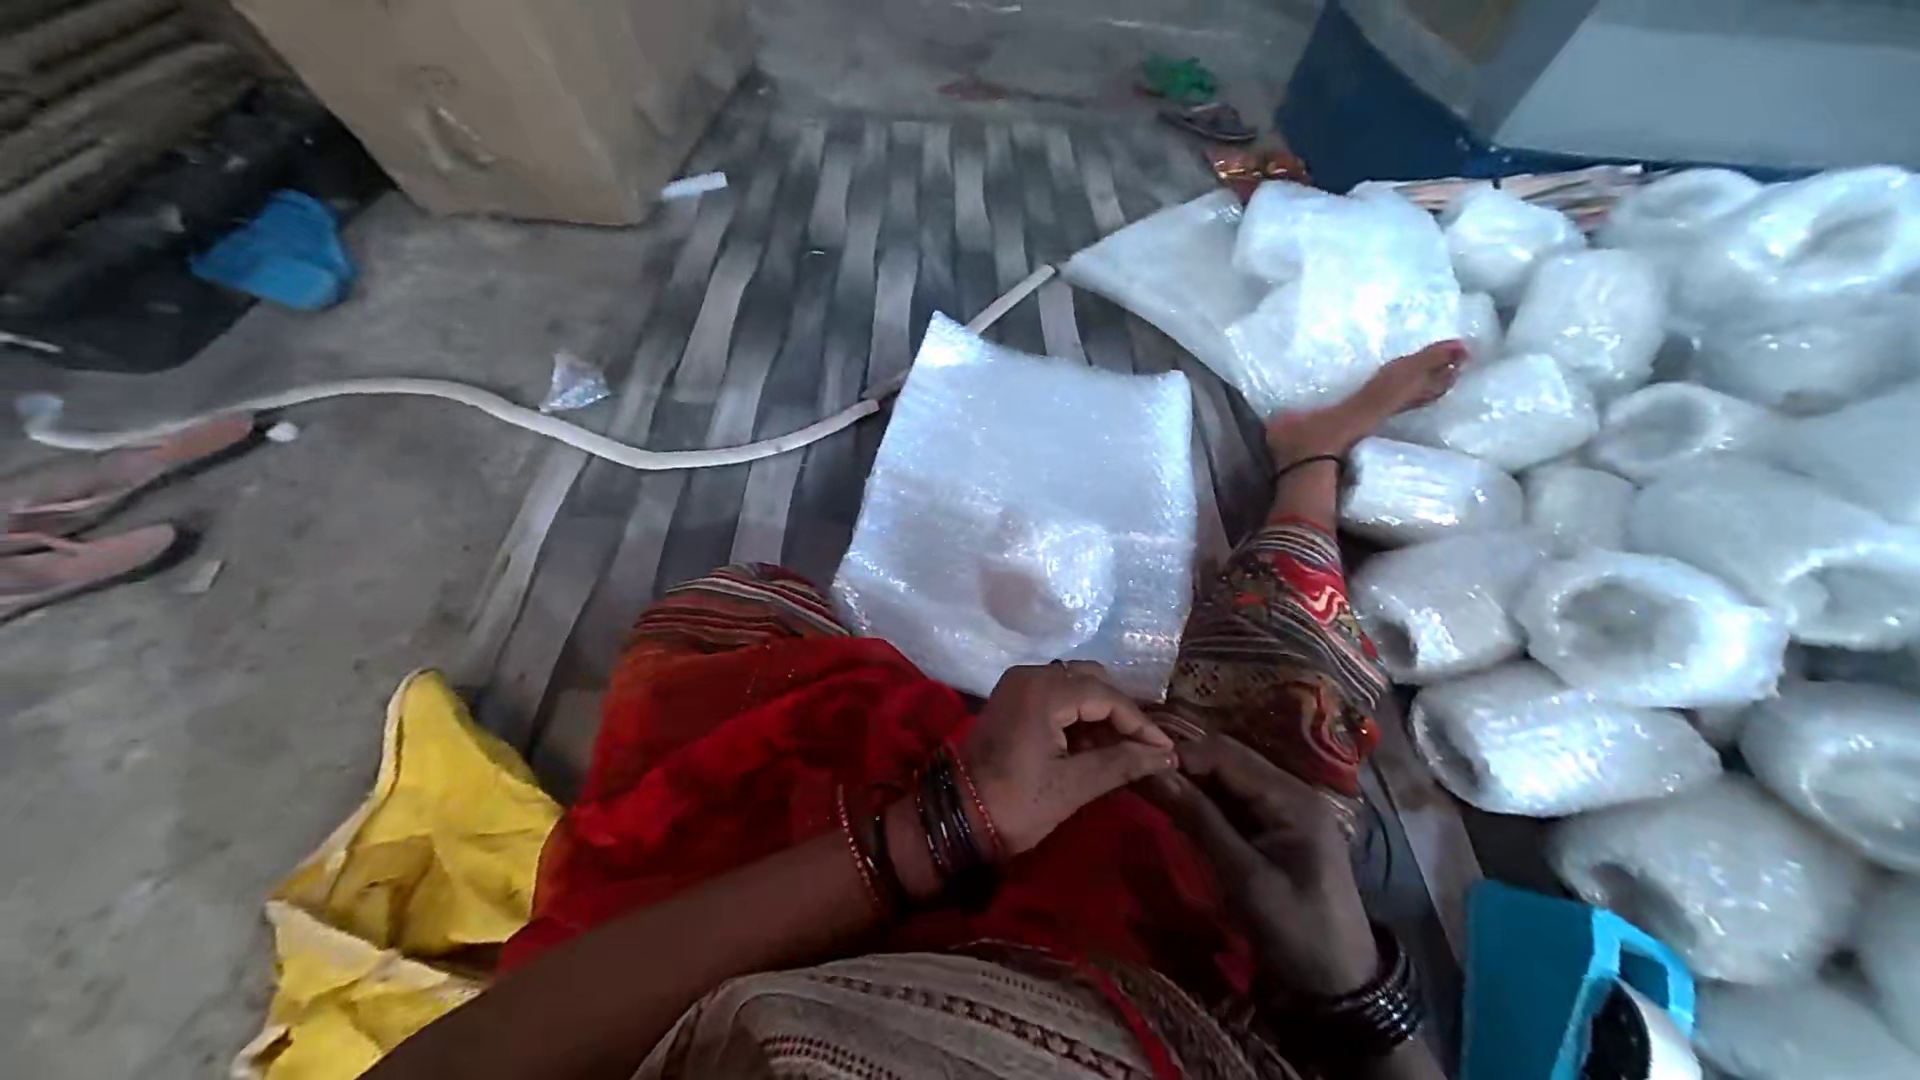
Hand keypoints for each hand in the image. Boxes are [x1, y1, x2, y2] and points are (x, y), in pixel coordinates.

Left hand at [958, 661, 1177, 855]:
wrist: (957, 815)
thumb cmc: (1016, 803)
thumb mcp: (1073, 785)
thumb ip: (1122, 763)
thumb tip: (1166, 755)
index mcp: (1043, 691)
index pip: (1106, 695)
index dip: (1140, 722)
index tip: (1165, 750)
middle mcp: (1030, 675)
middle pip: (1091, 679)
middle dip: (1120, 712)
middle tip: (1143, 748)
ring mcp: (1017, 684)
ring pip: (1074, 684)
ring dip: (1099, 713)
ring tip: (1121, 751)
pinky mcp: (1012, 697)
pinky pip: (1055, 694)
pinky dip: (1077, 714)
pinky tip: (1092, 745)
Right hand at [1143, 735, 1379, 995]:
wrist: (1342, 984)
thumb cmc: (1295, 931)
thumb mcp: (1244, 878)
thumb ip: (1200, 820)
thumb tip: (1155, 775)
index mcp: (1292, 798)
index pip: (1225, 754)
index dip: (1181, 755)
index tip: (1139, 767)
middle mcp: (1291, 790)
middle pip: (1227, 757)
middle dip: (1184, 764)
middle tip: (1141, 777)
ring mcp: (1285, 805)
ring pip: (1227, 774)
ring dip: (1192, 780)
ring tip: (1152, 791)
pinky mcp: (1277, 823)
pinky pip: (1234, 796)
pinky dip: (1205, 799)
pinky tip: (1180, 810)